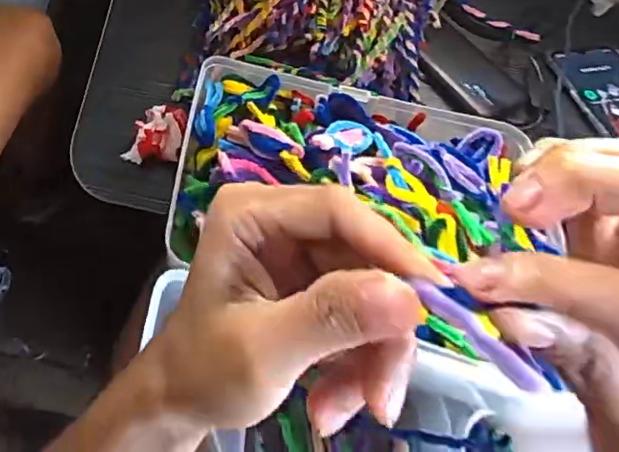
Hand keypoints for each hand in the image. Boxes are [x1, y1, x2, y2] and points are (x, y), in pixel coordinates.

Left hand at [140, 184, 443, 437]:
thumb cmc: (205, 368)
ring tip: (351, 408)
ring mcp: (296, 253)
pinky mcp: (311, 284)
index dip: (389, 247)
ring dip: (372, 355)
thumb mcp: (264, 349)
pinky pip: (361, 313)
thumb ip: (331, 317)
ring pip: (369, 288)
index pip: (334, 209)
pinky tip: (333, 403)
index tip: (437, 298)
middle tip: (384, 394)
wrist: (181, 401)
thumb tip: (406, 295)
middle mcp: (277, 220)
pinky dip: (360, 362)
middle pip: (360, 253)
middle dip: (379, 325)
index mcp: (250, 211)